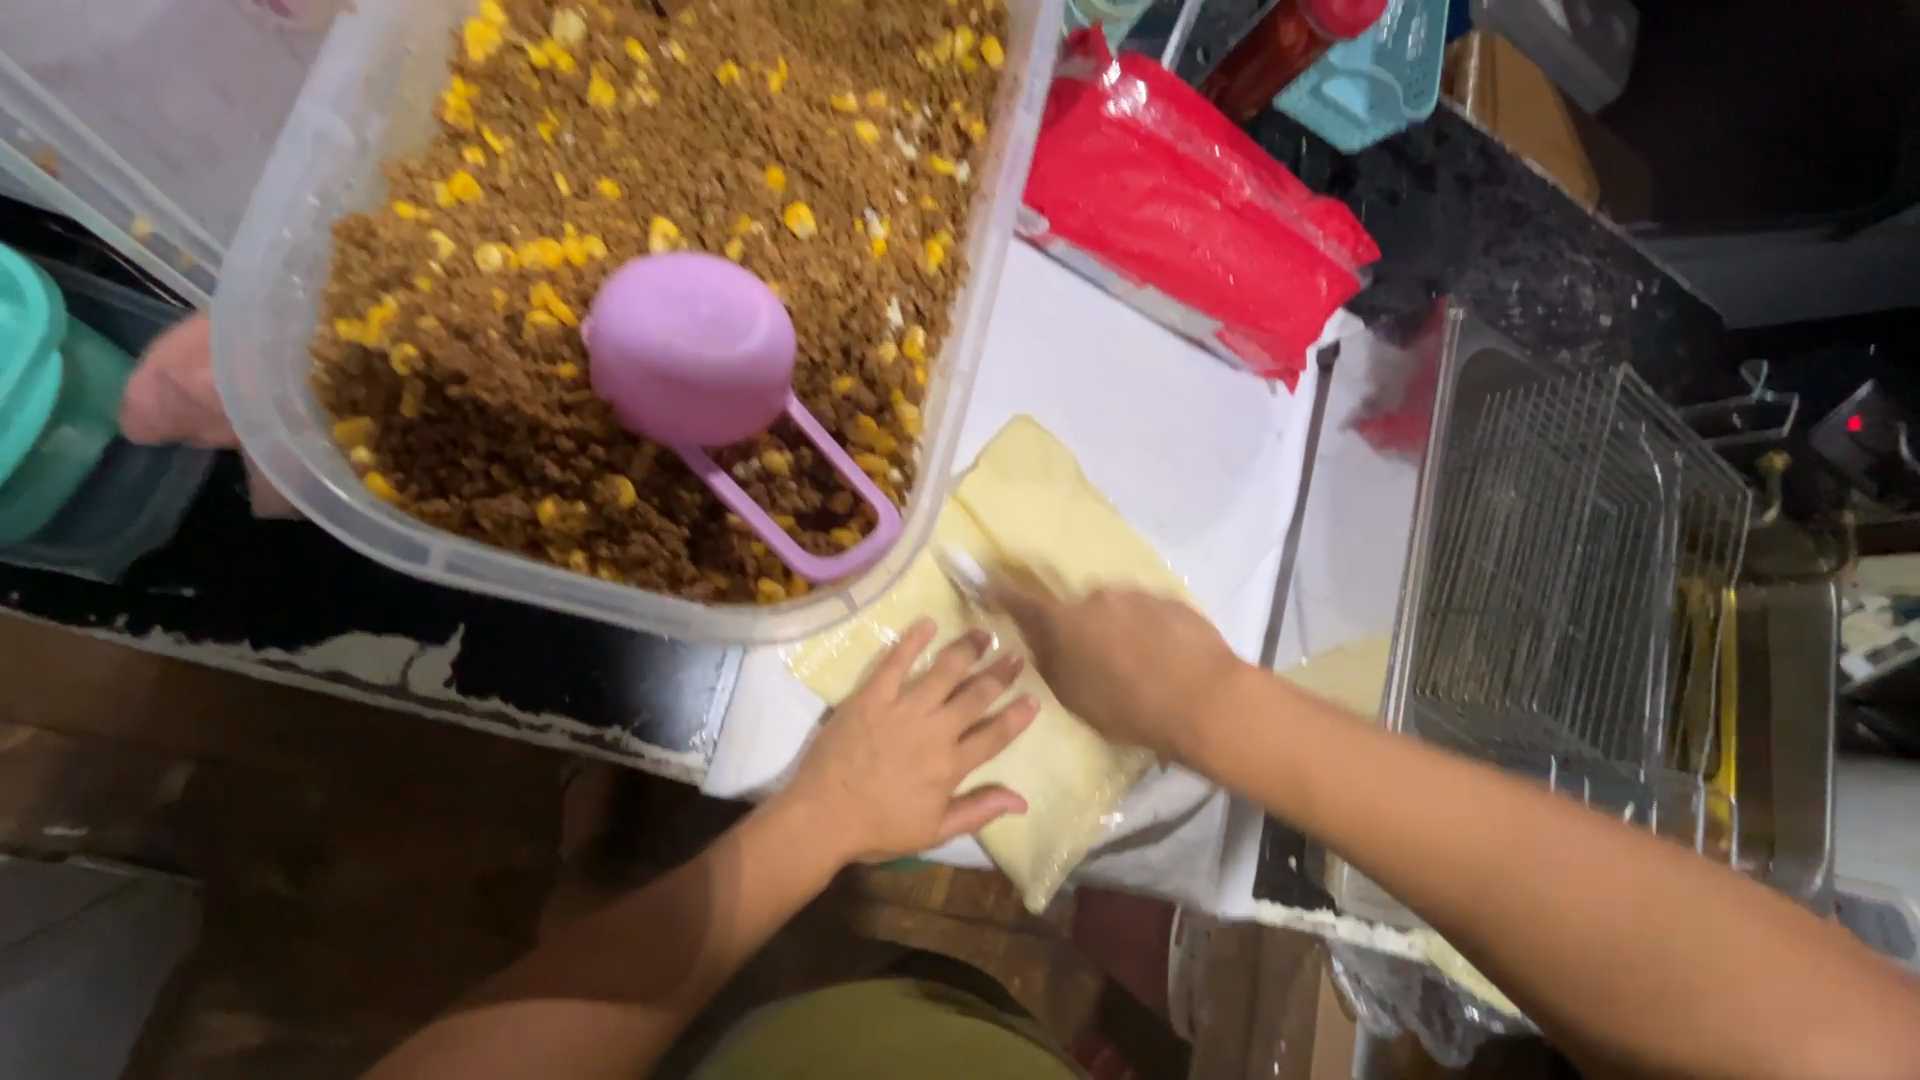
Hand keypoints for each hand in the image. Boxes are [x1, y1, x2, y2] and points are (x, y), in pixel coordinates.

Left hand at [779, 619, 1039, 864]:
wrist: (821, 816)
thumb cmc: (878, 828)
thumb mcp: (934, 832)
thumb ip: (979, 811)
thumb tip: (1022, 801)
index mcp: (951, 765)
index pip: (995, 735)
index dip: (1018, 716)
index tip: (1034, 698)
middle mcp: (934, 731)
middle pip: (976, 695)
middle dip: (1000, 674)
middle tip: (1015, 656)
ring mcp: (903, 709)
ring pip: (944, 672)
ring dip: (967, 650)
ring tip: (983, 634)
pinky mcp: (872, 696)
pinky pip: (896, 662)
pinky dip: (912, 640)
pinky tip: (928, 623)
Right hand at [985, 570, 1247, 761]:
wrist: (1205, 699)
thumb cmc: (1130, 707)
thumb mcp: (1075, 697)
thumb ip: (1050, 661)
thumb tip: (1036, 640)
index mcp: (1065, 620)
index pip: (1022, 600)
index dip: (1002, 592)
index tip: (987, 581)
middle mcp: (1096, 595)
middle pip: (1078, 607)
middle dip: (1082, 627)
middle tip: (1099, 660)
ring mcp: (1137, 593)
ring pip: (1116, 609)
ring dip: (1119, 629)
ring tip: (1141, 665)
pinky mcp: (1172, 599)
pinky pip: (1149, 612)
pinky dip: (1150, 631)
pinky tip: (1166, 658)